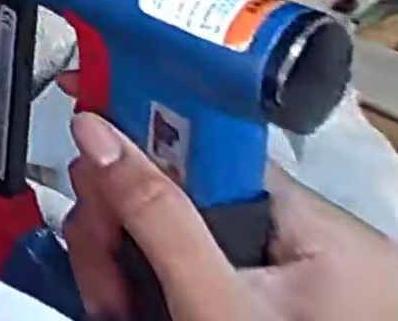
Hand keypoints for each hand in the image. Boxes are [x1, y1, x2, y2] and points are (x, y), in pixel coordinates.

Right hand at [63, 113, 397, 320]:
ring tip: (106, 301)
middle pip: (173, 185)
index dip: (137, 121)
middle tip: (98, 266)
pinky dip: (133, 274)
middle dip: (115, 219)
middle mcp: (305, 245)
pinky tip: (117, 303)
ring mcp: (278, 278)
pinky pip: (170, 257)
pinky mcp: (249, 302)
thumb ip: (153, 211)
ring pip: (159, 221)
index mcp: (325, 236)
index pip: (209, 144)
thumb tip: (89, 122)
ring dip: (113, 253)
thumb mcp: (212, 310)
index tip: (72, 99)